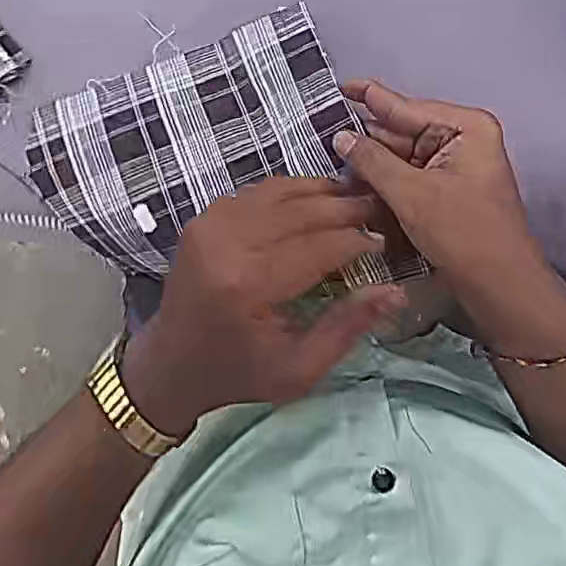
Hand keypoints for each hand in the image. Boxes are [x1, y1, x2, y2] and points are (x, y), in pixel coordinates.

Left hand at [120, 177, 407, 436]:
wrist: (170, 363)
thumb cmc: (238, 373)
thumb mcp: (299, 368)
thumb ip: (347, 326)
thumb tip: (396, 291)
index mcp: (247, 285)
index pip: (317, 246)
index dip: (356, 240)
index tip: (384, 241)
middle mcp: (226, 243)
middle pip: (301, 211)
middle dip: (346, 208)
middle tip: (378, 209)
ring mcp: (210, 224)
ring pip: (280, 191)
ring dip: (322, 192)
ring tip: (354, 198)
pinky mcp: (204, 217)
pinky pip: (258, 192)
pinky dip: (292, 191)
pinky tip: (316, 199)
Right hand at [333, 79, 565, 356]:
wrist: (501, 287)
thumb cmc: (464, 234)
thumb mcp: (412, 194)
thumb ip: (372, 161)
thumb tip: (340, 136)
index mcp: (465, 127)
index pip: (406, 106)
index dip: (370, 96)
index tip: (339, 86)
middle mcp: (462, 139)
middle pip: (403, 129)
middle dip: (366, 132)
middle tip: (322, 125)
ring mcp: (454, 165)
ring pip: (402, 154)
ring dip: (371, 157)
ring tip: (328, 148)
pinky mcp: (446, 190)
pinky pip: (408, 174)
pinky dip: (384, 177)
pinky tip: (353, 175)